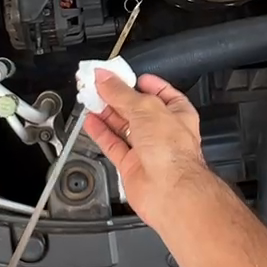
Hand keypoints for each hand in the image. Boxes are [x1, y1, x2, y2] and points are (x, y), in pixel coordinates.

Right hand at [83, 72, 226, 227]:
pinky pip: (113, 144)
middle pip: (135, 108)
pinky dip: (101, 133)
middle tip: (97, 85)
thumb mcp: (146, 108)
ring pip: (122, 126)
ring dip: (106, 113)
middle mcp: (162, 130)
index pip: (156, 91)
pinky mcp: (131, 165)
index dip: (137, 81)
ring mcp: (147, 149)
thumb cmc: (174, 153)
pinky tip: (91, 121)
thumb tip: (105, 78)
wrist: (171, 191)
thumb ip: (122, 93)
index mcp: (176, 112)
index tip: (119, 75)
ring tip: (90, 99)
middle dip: (116, 96)